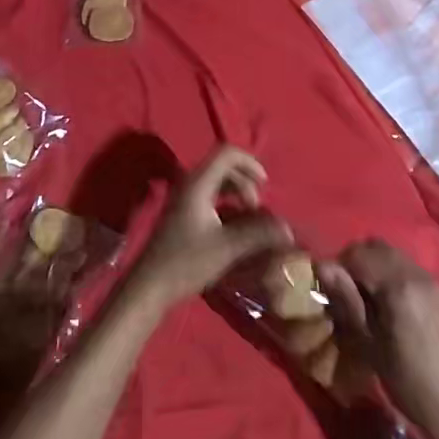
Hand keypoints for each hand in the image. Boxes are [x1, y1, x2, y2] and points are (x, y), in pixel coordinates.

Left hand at [124, 146, 292, 309]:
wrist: (151, 285)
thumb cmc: (186, 262)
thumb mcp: (227, 248)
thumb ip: (258, 234)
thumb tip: (288, 228)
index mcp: (197, 183)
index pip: (226, 153)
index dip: (250, 162)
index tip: (266, 185)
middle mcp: (190, 183)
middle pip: (223, 166)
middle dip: (246, 181)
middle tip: (257, 208)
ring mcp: (185, 197)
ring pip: (217, 181)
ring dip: (237, 192)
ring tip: (251, 216)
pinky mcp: (184, 212)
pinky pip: (210, 195)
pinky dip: (227, 203)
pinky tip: (236, 225)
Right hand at [316, 240, 438, 431]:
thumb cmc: (410, 381)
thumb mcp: (370, 344)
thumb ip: (347, 300)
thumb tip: (322, 266)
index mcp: (398, 285)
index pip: (356, 254)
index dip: (337, 267)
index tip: (328, 291)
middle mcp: (415, 273)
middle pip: (374, 246)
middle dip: (353, 262)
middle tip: (343, 292)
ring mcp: (430, 280)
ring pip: (390, 254)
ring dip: (371, 266)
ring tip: (363, 298)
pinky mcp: (438, 292)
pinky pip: (405, 267)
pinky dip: (388, 273)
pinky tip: (386, 304)